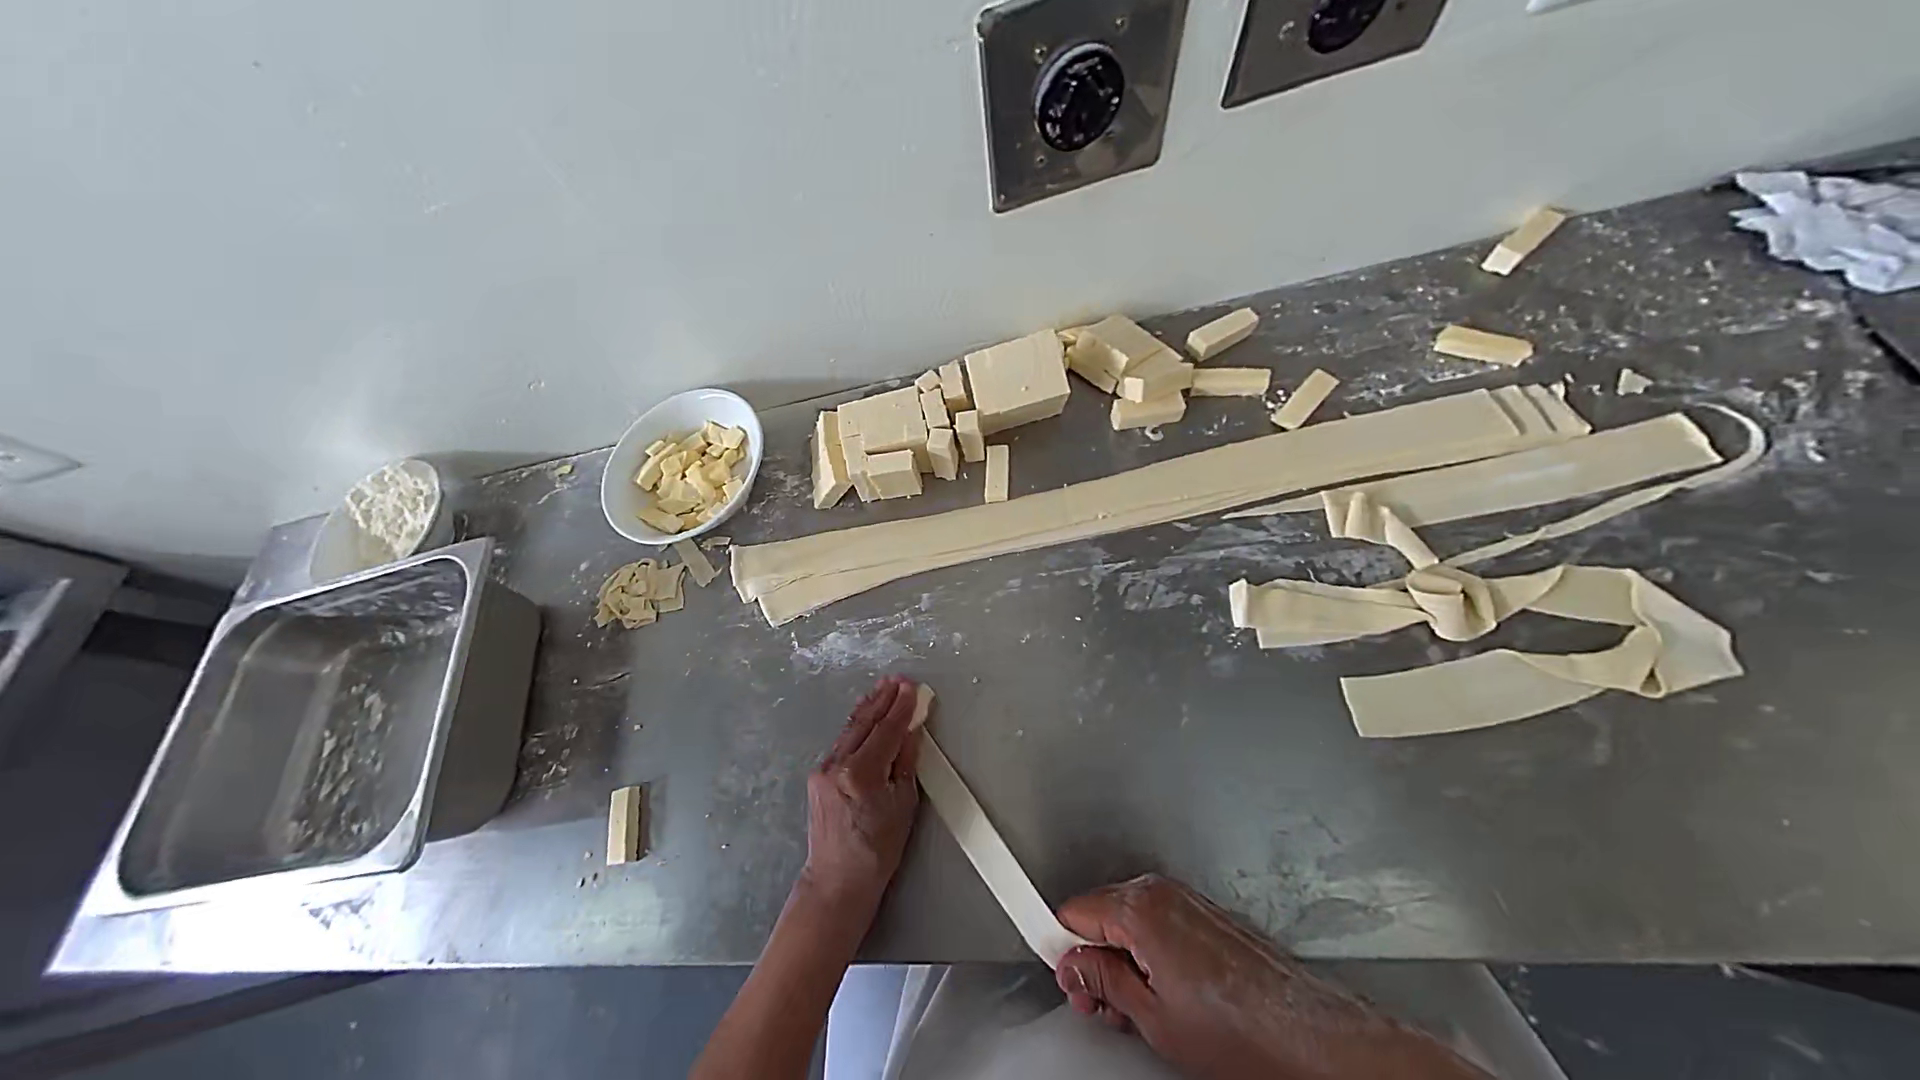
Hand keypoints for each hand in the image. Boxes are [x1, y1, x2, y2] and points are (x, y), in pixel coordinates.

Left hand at [799, 676, 921, 907]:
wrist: (837, 880)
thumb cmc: (878, 850)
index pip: (887, 730)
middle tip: (898, 680)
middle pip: (864, 722)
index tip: (912, 688)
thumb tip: (911, 731)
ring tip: (883, 689)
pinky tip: (866, 717)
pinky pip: (842, 743)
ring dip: (868, 708)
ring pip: (850, 729)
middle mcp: (837, 765)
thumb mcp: (904, 805)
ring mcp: (823, 769)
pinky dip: (857, 726)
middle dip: (883, 698)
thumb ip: (906, 762)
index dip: (902, 707)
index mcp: (862, 773)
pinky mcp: (817, 775)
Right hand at [1054, 875, 1489, 1079]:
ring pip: (1127, 918)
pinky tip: (1167, 990)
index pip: (1072, 911)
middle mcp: (1161, 892)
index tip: (1057, 964)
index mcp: (1139, 909)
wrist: (1313, 1036)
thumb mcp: (1152, 1018)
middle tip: (1102, 1001)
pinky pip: (1157, 920)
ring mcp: (1185, 898)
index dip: (1059, 944)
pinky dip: (1150, 950)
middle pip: (1098, 913)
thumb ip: (1102, 981)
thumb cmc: (1243, 1030)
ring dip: (1123, 956)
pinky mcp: (1204, 911)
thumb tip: (1076, 966)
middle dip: (1093, 955)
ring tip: (1143, 1005)